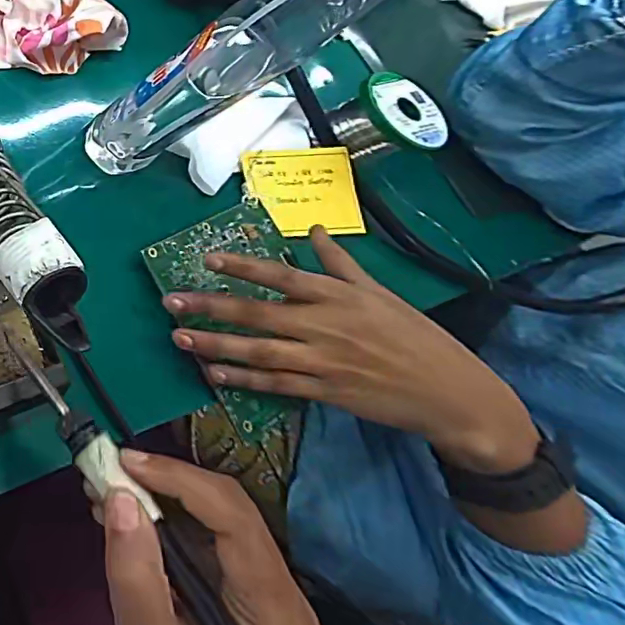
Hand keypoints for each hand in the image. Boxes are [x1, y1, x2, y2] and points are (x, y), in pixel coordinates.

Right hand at [101, 450, 317, 624]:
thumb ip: (137, 580)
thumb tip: (119, 497)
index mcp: (275, 609)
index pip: (232, 512)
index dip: (176, 476)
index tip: (122, 463)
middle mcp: (281, 594)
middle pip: (225, 510)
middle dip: (161, 483)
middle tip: (105, 473)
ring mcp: (265, 599)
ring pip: (212, 522)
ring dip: (157, 499)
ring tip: (105, 494)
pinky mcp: (243, 604)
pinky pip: (205, 545)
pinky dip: (162, 525)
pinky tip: (126, 524)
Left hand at [167, 227, 537, 474]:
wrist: (454, 395)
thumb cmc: (415, 336)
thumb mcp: (380, 292)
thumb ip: (340, 262)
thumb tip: (315, 229)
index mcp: (337, 296)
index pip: (281, 275)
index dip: (243, 267)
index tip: (208, 259)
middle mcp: (324, 326)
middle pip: (257, 314)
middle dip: (210, 307)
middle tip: (171, 302)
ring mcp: (323, 361)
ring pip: (258, 352)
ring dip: (216, 345)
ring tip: (180, 337)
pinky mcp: (325, 392)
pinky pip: (276, 385)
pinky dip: (244, 380)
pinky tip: (214, 373)